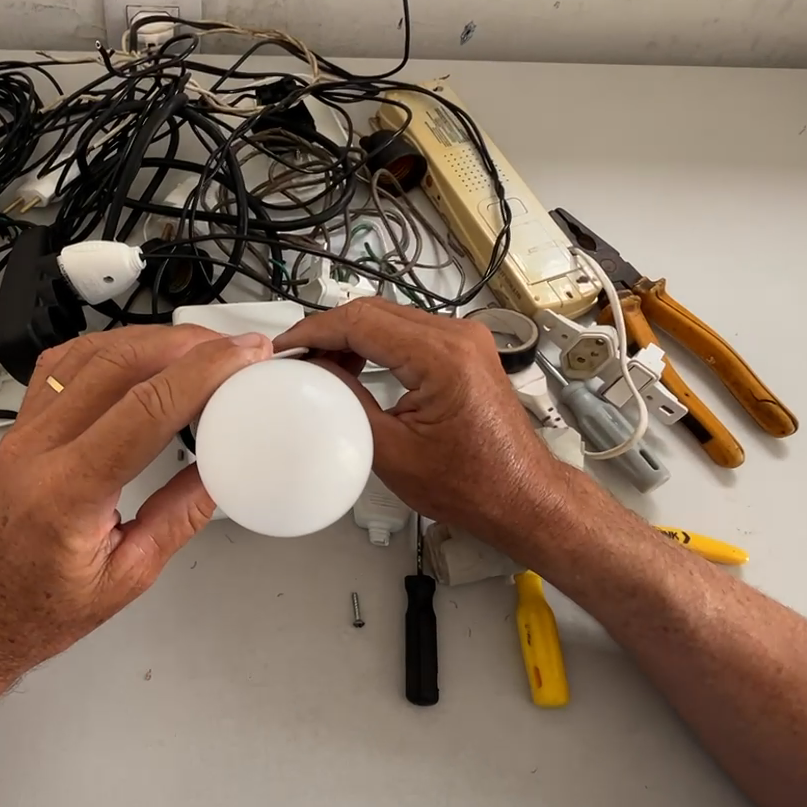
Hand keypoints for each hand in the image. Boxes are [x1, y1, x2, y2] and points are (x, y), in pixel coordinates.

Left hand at [0, 324, 270, 693]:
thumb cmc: (34, 610)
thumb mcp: (126, 577)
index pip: (144, 409)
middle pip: (117, 363)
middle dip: (184, 342)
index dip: (202, 373)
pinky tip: (139, 352)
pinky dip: (110, 346)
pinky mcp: (20, 428)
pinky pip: (62, 364)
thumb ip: (178, 517)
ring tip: (196, 346)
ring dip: (149, 339)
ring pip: (88, 352)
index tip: (241, 356)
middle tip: (230, 346)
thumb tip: (222, 470)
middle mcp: (37, 450)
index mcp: (66, 494)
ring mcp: (23, 433)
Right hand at [274, 298, 568, 545]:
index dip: (315, 330)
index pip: (361, 322)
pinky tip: (352, 365)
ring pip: (388, 316)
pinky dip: (373, 342)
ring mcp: (464, 338)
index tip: (285, 345)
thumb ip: (348, 404)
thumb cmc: (472, 484)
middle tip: (294, 355)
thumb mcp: (392, 452)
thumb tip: (316, 373)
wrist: (521, 495)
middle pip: (373, 311)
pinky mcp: (463, 349)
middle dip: (327, 330)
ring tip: (317, 363)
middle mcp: (458, 336)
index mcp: (442, 358)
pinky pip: (407, 331)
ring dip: (349, 335)